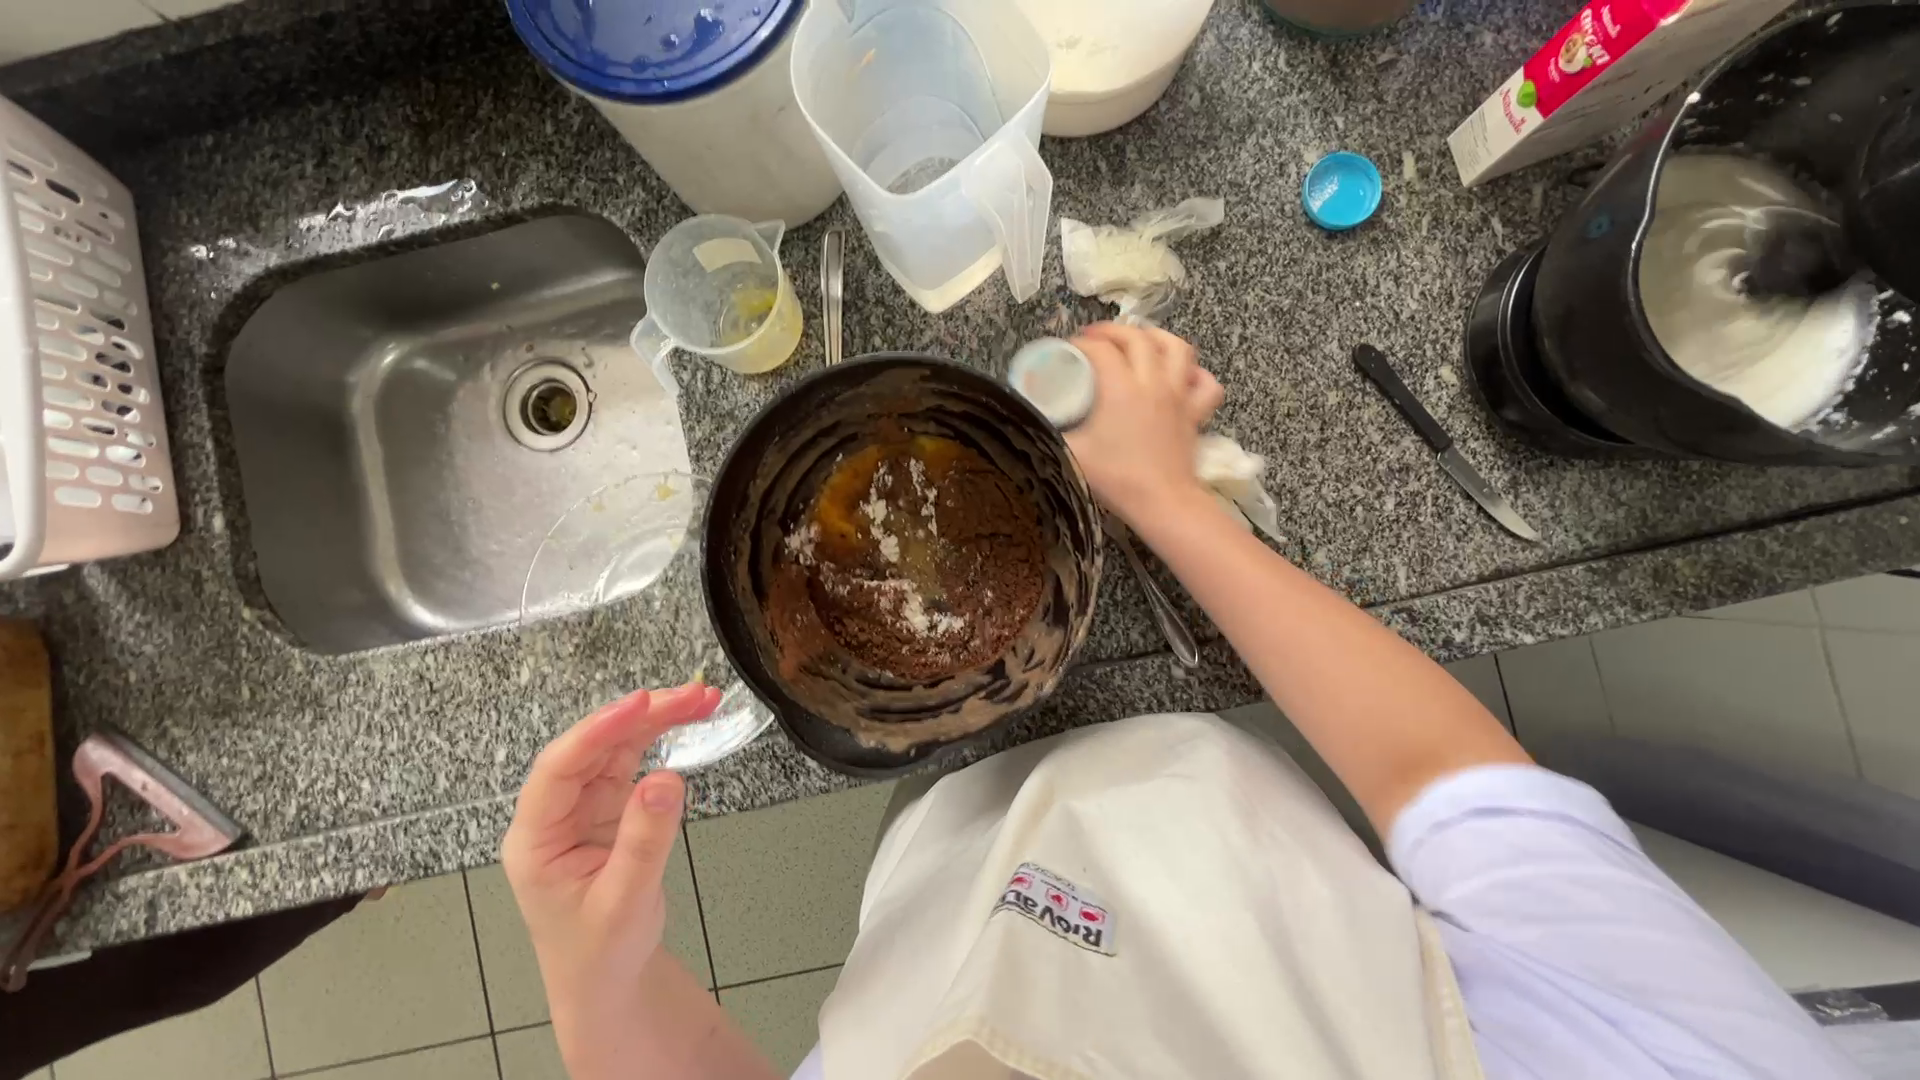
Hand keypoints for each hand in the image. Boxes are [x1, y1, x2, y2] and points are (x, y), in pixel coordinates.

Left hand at [502, 684, 721, 1023]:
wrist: (607, 980)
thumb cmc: (602, 950)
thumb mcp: (624, 901)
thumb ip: (644, 841)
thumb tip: (667, 778)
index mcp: (536, 838)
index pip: (559, 770)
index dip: (597, 731)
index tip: (641, 703)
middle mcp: (555, 812)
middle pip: (593, 748)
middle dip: (641, 716)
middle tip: (696, 695)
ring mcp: (582, 806)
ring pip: (615, 747)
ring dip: (657, 719)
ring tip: (702, 700)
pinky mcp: (610, 807)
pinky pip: (632, 762)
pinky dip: (661, 739)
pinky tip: (686, 721)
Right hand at [1066, 322, 1223, 522]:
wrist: (1161, 501)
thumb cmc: (1116, 478)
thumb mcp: (1071, 454)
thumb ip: (1050, 434)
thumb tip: (1032, 421)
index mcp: (1120, 388)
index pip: (1100, 350)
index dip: (1081, 344)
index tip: (1068, 350)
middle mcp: (1153, 383)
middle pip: (1137, 338)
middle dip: (1113, 331)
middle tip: (1095, 339)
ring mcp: (1179, 395)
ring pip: (1177, 348)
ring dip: (1157, 338)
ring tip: (1141, 341)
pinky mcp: (1196, 413)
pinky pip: (1206, 383)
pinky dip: (1195, 373)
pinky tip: (1182, 376)